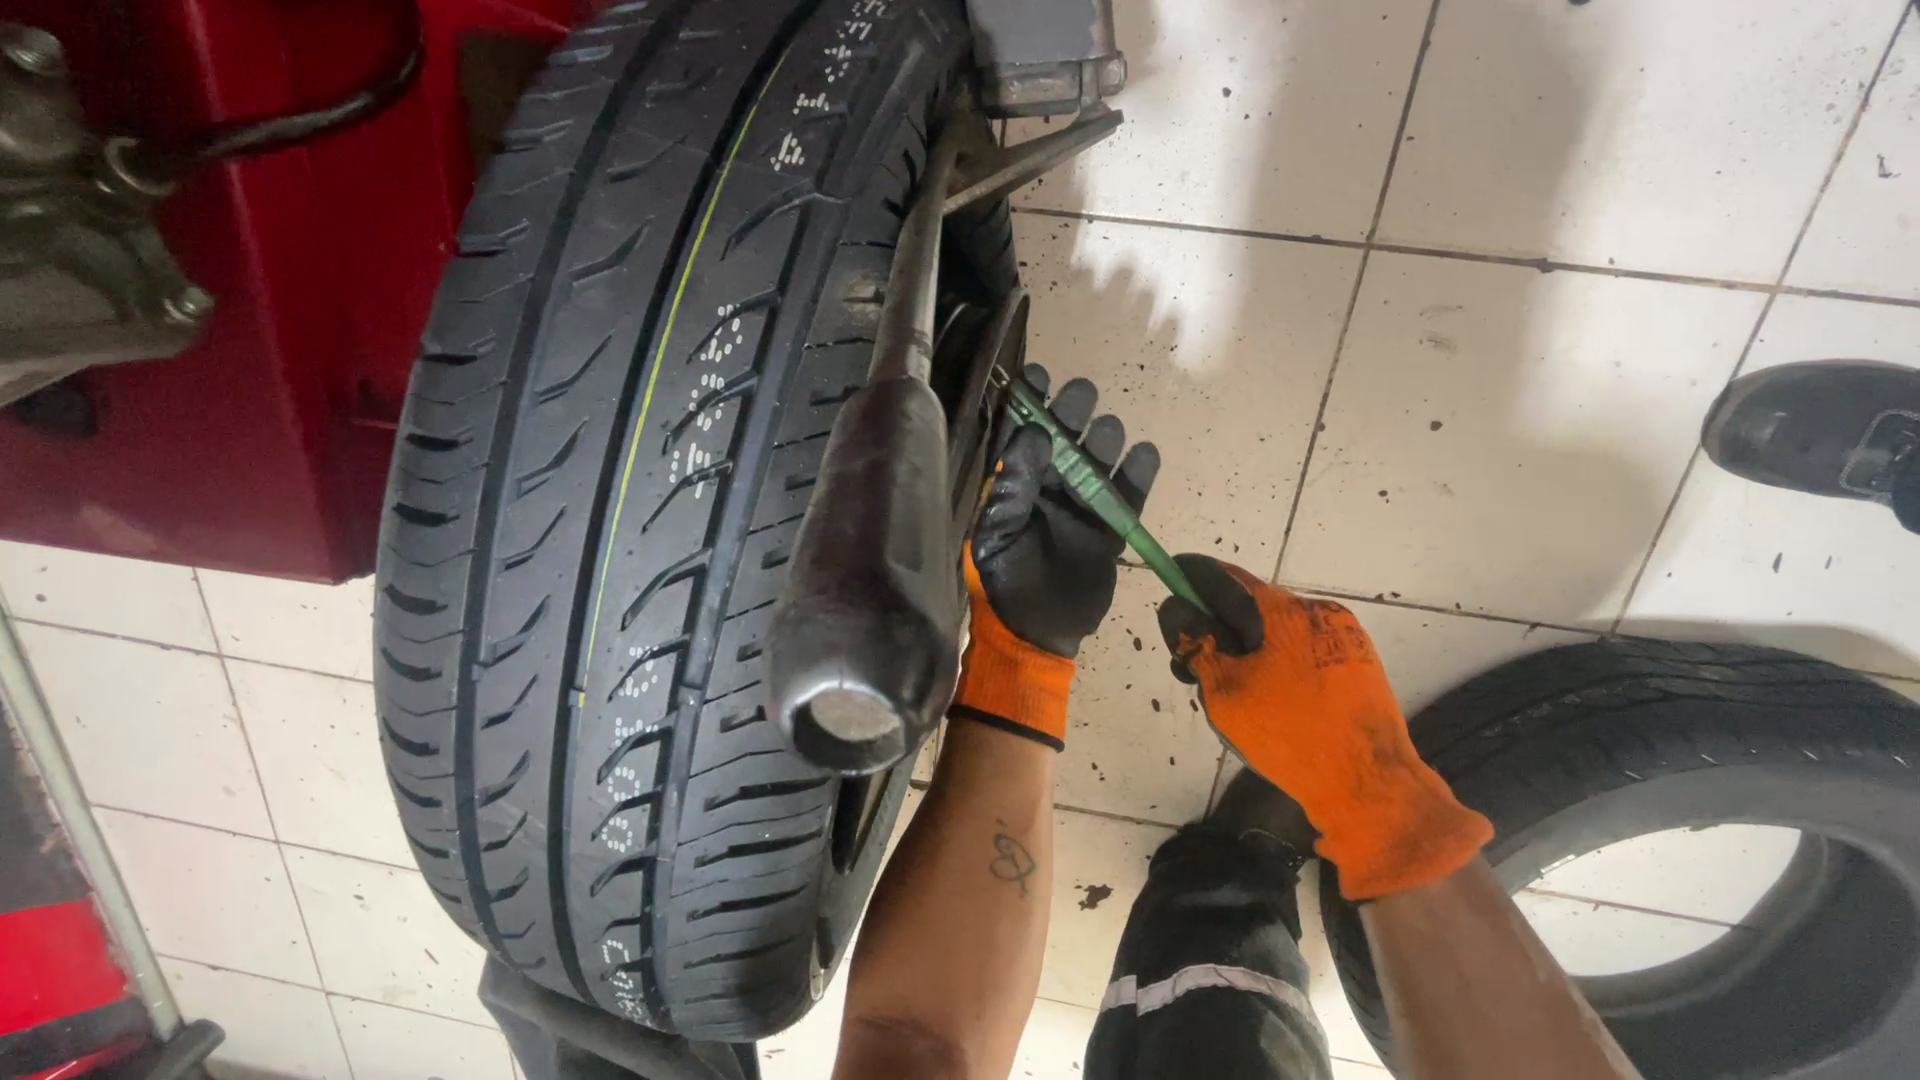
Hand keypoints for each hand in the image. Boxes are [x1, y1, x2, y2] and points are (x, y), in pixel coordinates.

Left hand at [950, 368, 1159, 748]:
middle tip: (1080, 395)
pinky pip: (1128, 494)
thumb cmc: (1004, 582)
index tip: (1038, 375)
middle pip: (1064, 439)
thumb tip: (1030, 436)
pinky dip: (1138, 473)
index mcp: (1012, 486)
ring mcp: (1081, 506)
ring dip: (1103, 439)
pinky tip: (1143, 454)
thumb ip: (1011, 488)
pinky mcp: (1110, 527)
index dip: (1029, 403)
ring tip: (1105, 431)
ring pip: (1097, 460)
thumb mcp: (995, 536)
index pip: (1020, 434)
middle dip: (1071, 413)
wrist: (1035, 633)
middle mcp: (1047, 488)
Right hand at [1158, 556, 1491, 898]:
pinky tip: (1265, 704)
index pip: (1229, 578)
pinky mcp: (1359, 668)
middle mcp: (1322, 615)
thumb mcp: (1225, 693)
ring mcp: (1346, 641)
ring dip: (1246, 652)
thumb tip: (1176, 610)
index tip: (1172, 577)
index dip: (1194, 577)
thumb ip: (1196, 647)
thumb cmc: (1290, 735)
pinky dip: (1275, 666)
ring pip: (1278, 635)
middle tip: (1190, 667)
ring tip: (1228, 697)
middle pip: (1253, 609)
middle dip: (1217, 629)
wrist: (1369, 787)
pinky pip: (1303, 655)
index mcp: (1289, 612)